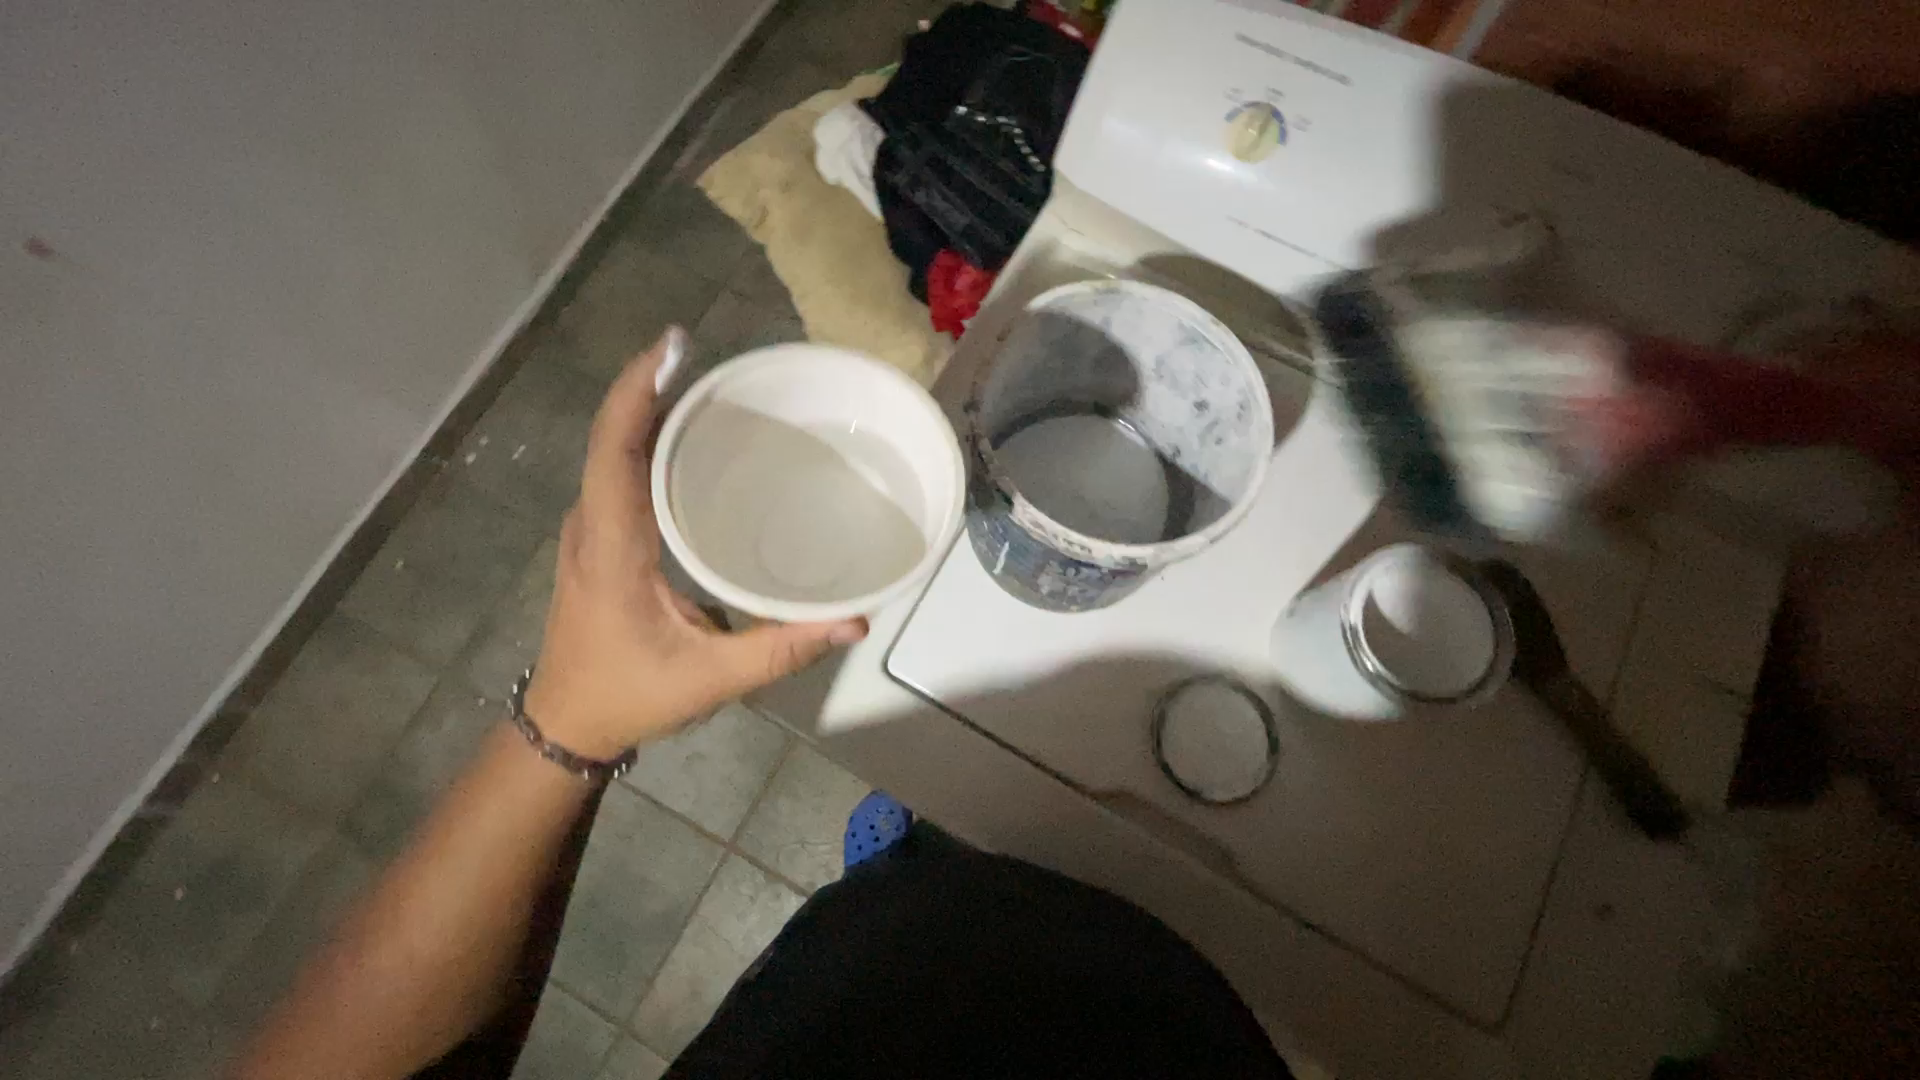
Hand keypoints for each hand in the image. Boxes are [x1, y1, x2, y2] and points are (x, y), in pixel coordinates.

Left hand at [524, 331, 866, 759]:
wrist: (566, 724)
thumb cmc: (630, 696)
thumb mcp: (712, 678)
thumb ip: (783, 649)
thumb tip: (855, 621)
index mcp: (613, 548)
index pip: (614, 451)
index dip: (637, 391)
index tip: (673, 346)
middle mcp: (593, 525)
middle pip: (614, 437)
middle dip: (654, 387)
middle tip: (712, 360)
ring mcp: (590, 530)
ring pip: (614, 451)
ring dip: (651, 410)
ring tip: (710, 387)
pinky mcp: (599, 538)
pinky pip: (620, 472)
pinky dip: (649, 442)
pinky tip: (692, 441)